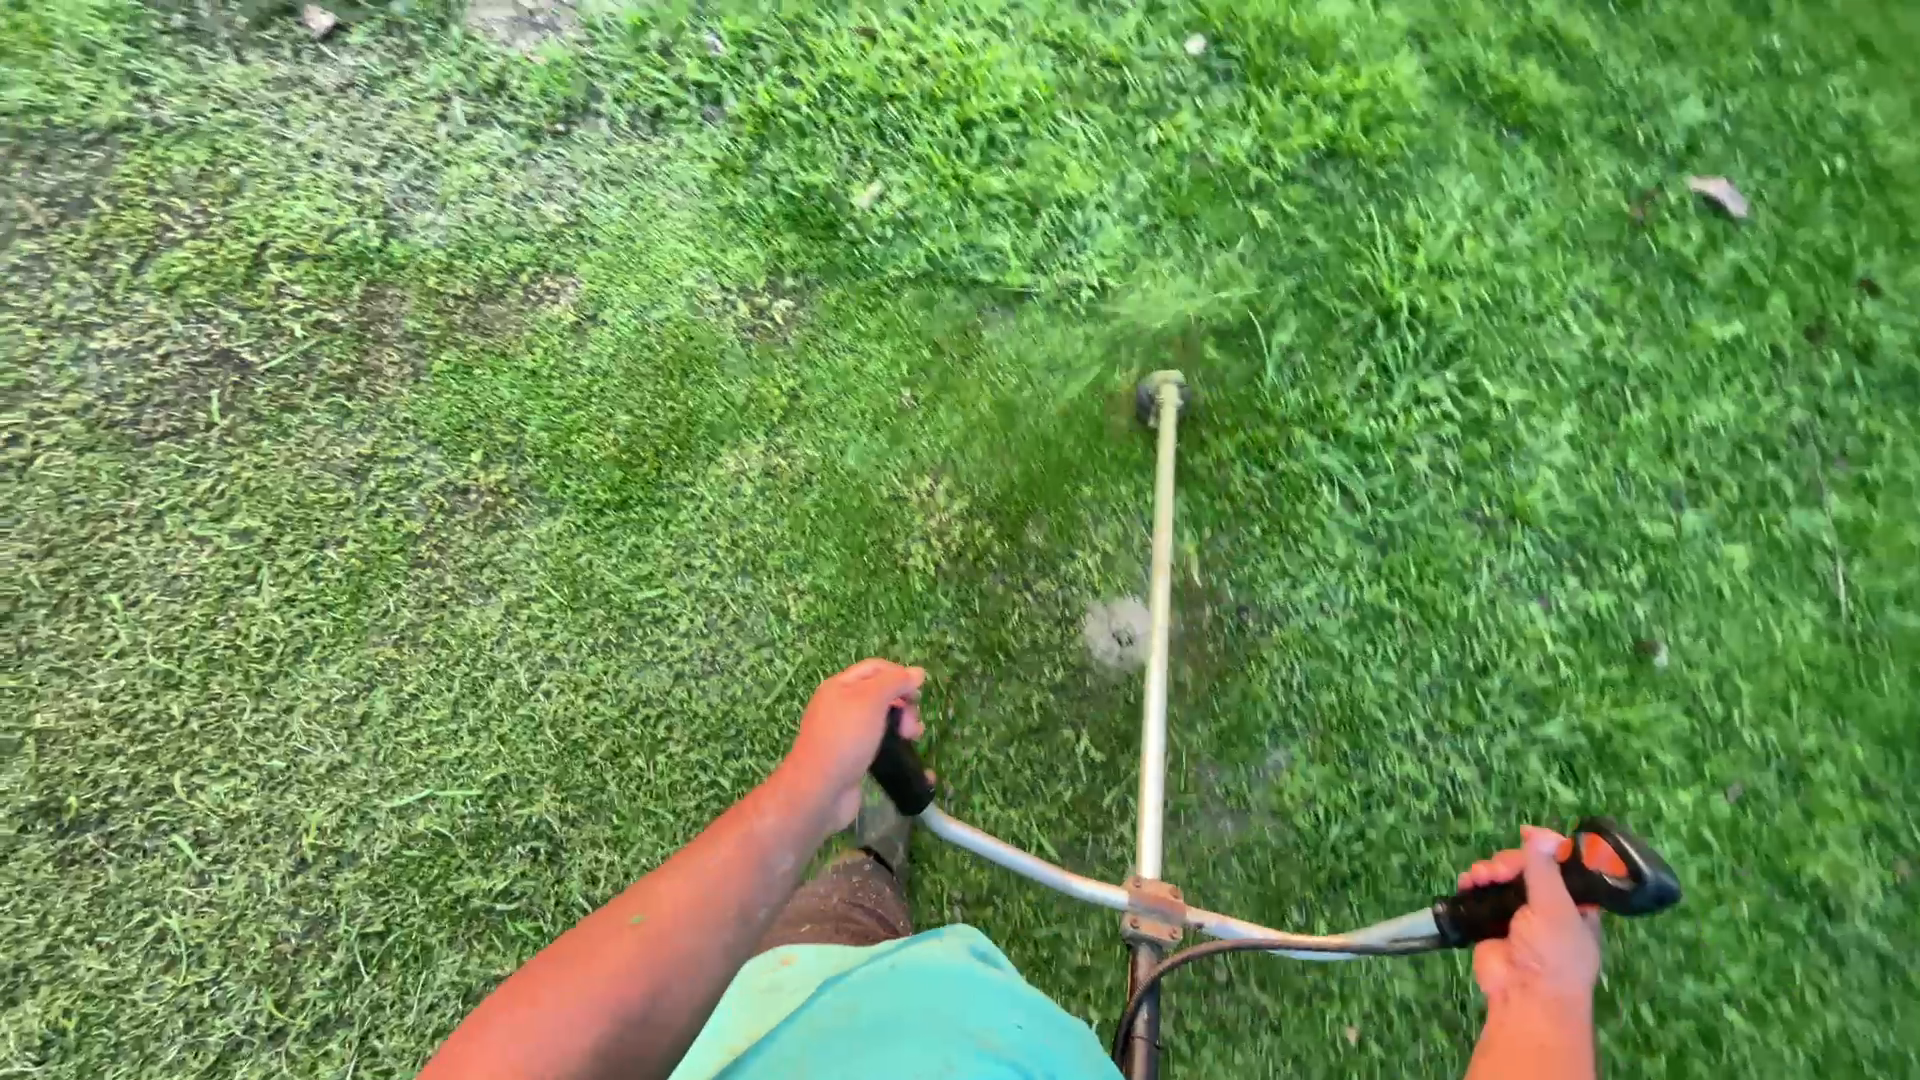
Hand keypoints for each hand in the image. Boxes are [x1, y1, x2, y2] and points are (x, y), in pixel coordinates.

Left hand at [778, 659, 925, 833]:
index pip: (876, 668)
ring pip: (882, 717)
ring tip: (911, 737)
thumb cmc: (845, 739)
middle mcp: (841, 705)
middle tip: (911, 723)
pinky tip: (904, 750)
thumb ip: (895, 682)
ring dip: (902, 722)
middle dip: (903, 702)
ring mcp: (846, 732)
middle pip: (881, 692)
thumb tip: (917, 672)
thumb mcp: (871, 700)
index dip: (899, 675)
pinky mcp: (853, 755)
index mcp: (840, 686)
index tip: (918, 693)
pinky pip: (878, 740)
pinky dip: (893, 741)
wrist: (820, 791)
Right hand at [1458, 825, 1601, 1008]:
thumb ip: (1545, 869)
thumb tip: (1544, 832)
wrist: (1524, 993)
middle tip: (1496, 872)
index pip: (1561, 867)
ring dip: (1487, 871)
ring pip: (1501, 878)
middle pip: (1526, 868)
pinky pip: (1482, 892)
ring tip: (1478, 879)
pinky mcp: (1493, 921)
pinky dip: (1473, 884)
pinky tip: (1467, 884)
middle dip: (1507, 863)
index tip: (1526, 834)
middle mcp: (1548, 907)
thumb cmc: (1553, 953)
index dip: (1546, 849)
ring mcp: (1519, 915)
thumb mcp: (1555, 908)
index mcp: (1576, 905)